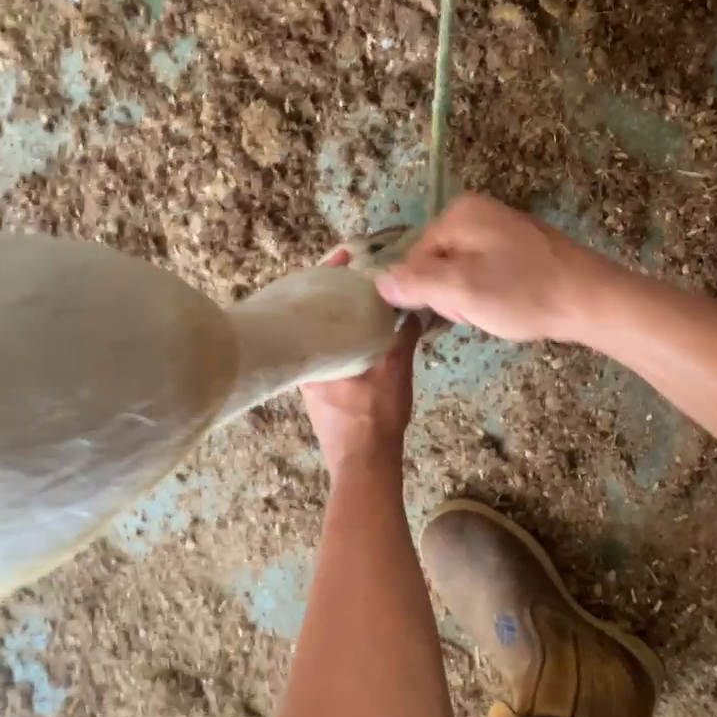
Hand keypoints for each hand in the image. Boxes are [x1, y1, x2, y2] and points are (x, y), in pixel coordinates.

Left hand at [302, 286, 425, 478]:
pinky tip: (358, 336)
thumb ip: (404, 336)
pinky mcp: (314, 391)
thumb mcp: (396, 369)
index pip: (317, 297)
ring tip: (360, 300)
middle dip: (334, 293)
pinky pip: (321, 352)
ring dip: (336, 316)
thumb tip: (413, 309)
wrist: (362, 463)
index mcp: (316, 349)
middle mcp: (302, 360)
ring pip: (317, 334)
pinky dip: (337, 337)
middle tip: (355, 273)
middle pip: (314, 313)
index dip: (330, 272)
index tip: (345, 254)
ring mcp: (306, 377)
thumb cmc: (375, 413)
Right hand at [375, 194, 608, 342]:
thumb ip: (415, 282)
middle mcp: (478, 211)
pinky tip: (514, 304)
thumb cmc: (524, 293)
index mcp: (460, 213)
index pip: (414, 259)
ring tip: (501, 308)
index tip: (458, 307)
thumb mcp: (461, 290)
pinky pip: (488, 273)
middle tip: (482, 308)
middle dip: (453, 294)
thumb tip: (378, 281)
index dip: (429, 292)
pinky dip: (496, 293)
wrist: (591, 299)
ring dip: (475, 298)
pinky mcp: (522, 248)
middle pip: (438, 264)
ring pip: (464, 273)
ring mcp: (502, 228)